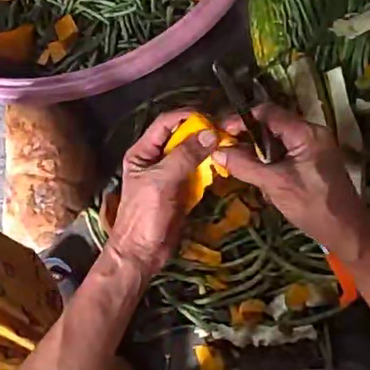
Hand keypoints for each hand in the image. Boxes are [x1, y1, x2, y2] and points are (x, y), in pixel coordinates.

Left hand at [101, 109, 215, 274]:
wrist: (143, 253)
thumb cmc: (145, 215)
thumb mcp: (162, 181)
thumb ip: (185, 156)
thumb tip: (210, 133)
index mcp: (142, 152)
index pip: (165, 123)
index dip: (186, 116)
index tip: (211, 118)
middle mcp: (155, 159)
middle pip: (180, 136)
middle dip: (201, 132)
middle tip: (225, 131)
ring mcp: (169, 174)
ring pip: (191, 153)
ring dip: (207, 149)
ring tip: (227, 145)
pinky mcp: (181, 189)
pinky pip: (197, 171)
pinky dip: (209, 167)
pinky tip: (222, 165)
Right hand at [210, 105, 369, 259]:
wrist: (347, 231)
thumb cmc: (313, 206)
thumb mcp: (274, 184)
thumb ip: (244, 165)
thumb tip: (216, 152)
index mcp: (306, 132)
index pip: (268, 112)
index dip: (242, 119)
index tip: (222, 132)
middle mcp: (312, 132)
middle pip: (272, 123)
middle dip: (248, 136)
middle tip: (226, 149)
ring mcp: (315, 146)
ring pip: (278, 138)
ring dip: (258, 150)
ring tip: (240, 164)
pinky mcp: (314, 159)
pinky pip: (286, 150)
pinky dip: (270, 159)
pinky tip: (260, 176)